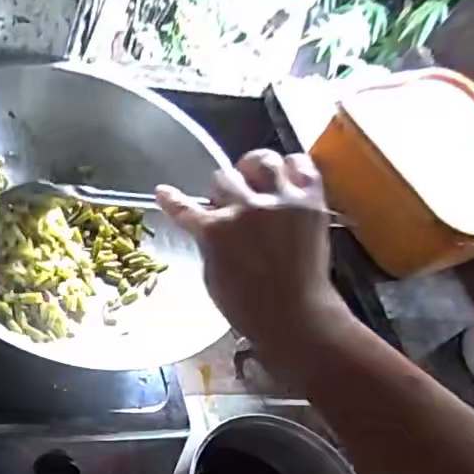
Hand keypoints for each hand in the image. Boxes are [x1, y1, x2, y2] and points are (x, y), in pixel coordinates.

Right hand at [156, 150, 348, 348]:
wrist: (294, 312)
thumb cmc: (246, 305)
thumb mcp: (213, 275)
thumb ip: (210, 244)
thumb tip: (211, 227)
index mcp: (215, 232)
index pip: (185, 209)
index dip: (171, 200)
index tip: (163, 192)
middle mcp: (246, 209)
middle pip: (224, 177)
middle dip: (221, 189)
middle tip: (228, 201)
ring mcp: (281, 201)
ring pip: (263, 160)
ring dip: (254, 168)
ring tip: (256, 180)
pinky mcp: (311, 200)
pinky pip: (301, 164)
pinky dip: (291, 168)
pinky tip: (286, 180)